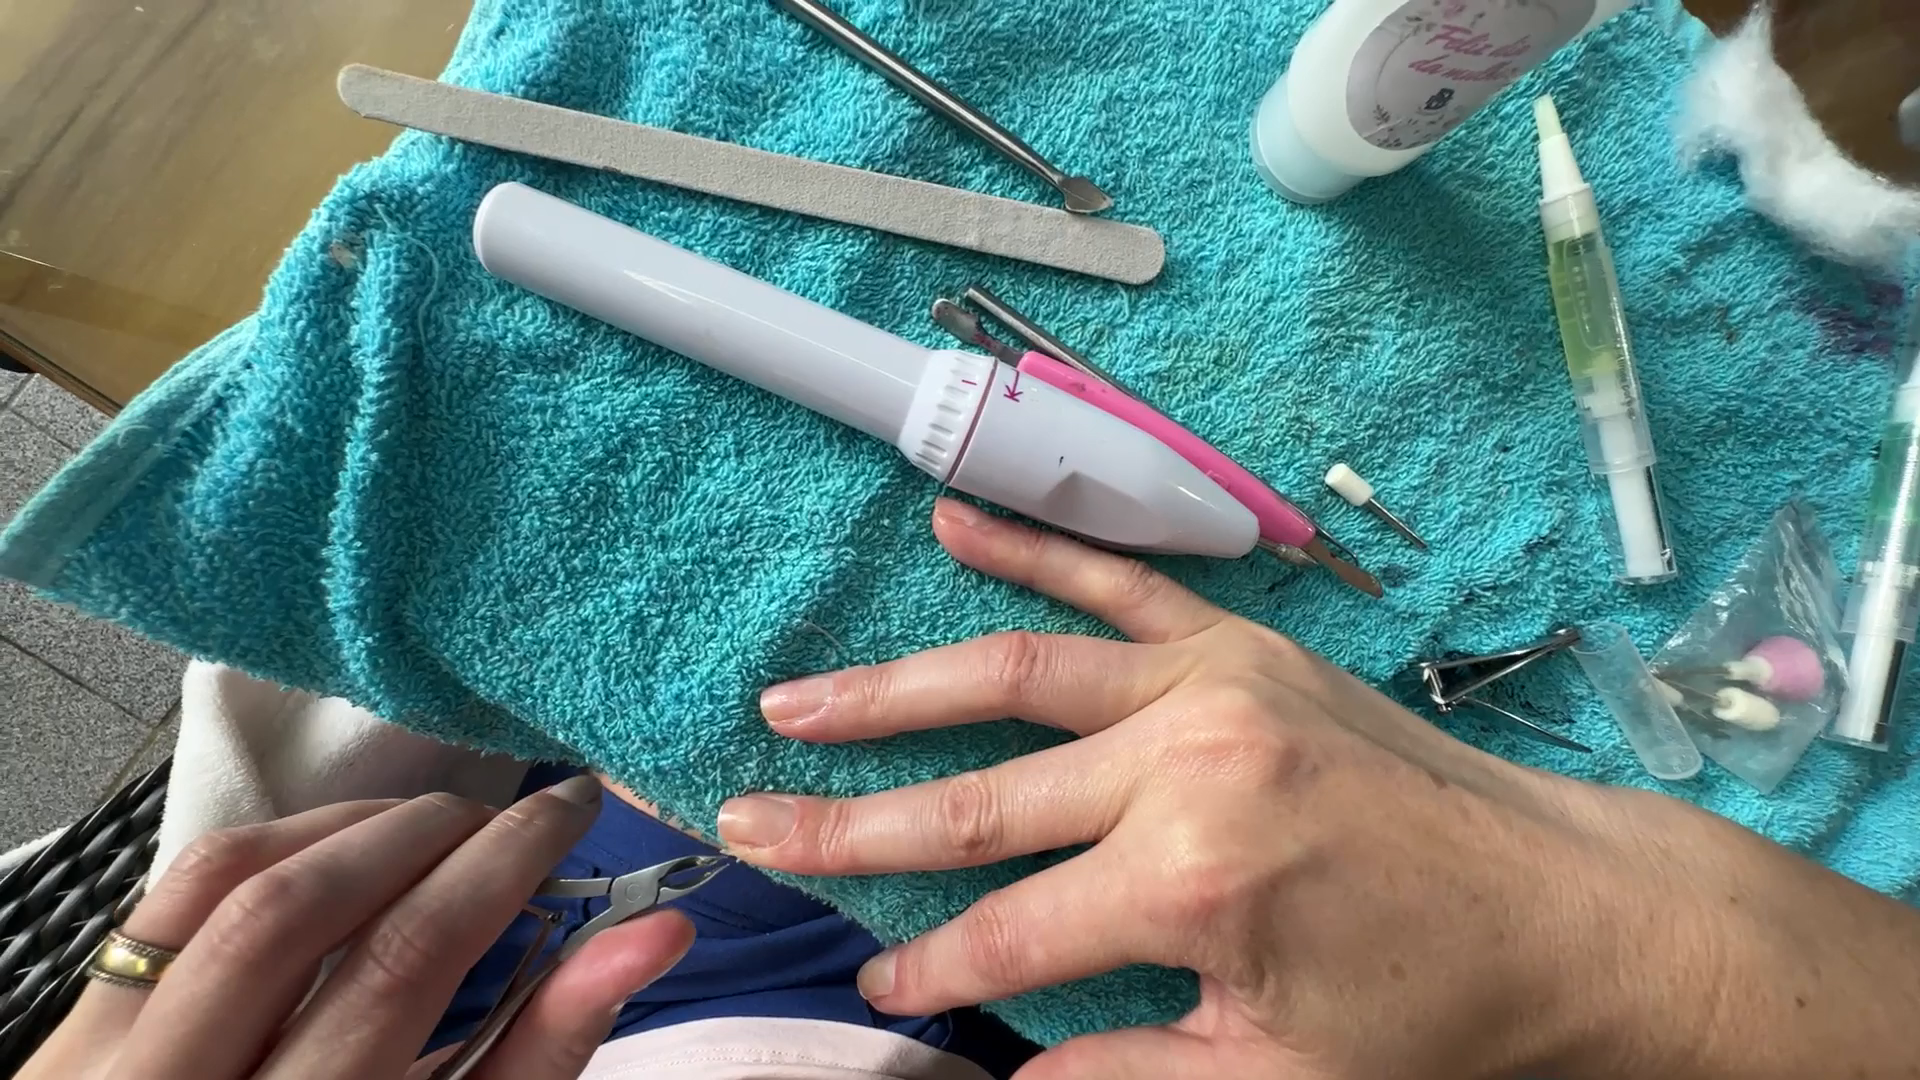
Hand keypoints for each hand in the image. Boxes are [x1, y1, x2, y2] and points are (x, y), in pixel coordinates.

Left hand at [23, 779, 694, 1079]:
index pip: (408, 957)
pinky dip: (290, 836)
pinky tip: (358, 843)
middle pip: (304, 907)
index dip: (509, 856)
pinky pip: (176, 891)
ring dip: (367, 822)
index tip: (575, 803)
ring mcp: (90, 1067)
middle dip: (441, 829)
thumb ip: (553, 1039)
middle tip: (515, 821)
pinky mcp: (65, 1032)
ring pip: (229, 881)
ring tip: (447, 826)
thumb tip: (661, 928)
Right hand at [717, 498, 1919, 1078]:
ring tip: (798, 701)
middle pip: (979, 801)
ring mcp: (1200, 679)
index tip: (868, 982)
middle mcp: (1180, 758)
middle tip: (752, 818)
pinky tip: (951, 523)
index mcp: (1193, 881)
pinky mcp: (1226, 637)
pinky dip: (1026, 550)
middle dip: (853, 824)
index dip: (933, 969)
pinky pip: (1109, 583)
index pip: (1014, 938)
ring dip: (892, 692)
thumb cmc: (1437, 1005)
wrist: (1572, 902)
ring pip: (1011, 676)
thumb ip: (1130, 1078)